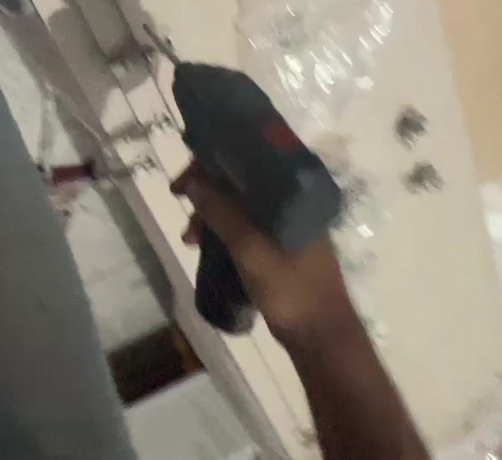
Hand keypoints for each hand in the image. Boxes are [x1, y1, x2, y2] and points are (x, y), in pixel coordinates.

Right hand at [172, 165, 359, 345]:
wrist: (322, 341)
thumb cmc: (291, 290)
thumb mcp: (250, 249)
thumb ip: (221, 213)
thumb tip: (193, 182)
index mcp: (293, 195)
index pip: (250, 159)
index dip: (214, 159)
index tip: (188, 175)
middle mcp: (290, 203)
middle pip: (240, 180)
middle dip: (206, 187)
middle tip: (179, 196)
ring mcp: (285, 225)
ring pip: (238, 204)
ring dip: (209, 212)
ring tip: (189, 237)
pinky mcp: (278, 245)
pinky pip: (242, 224)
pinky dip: (220, 229)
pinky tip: (200, 245)